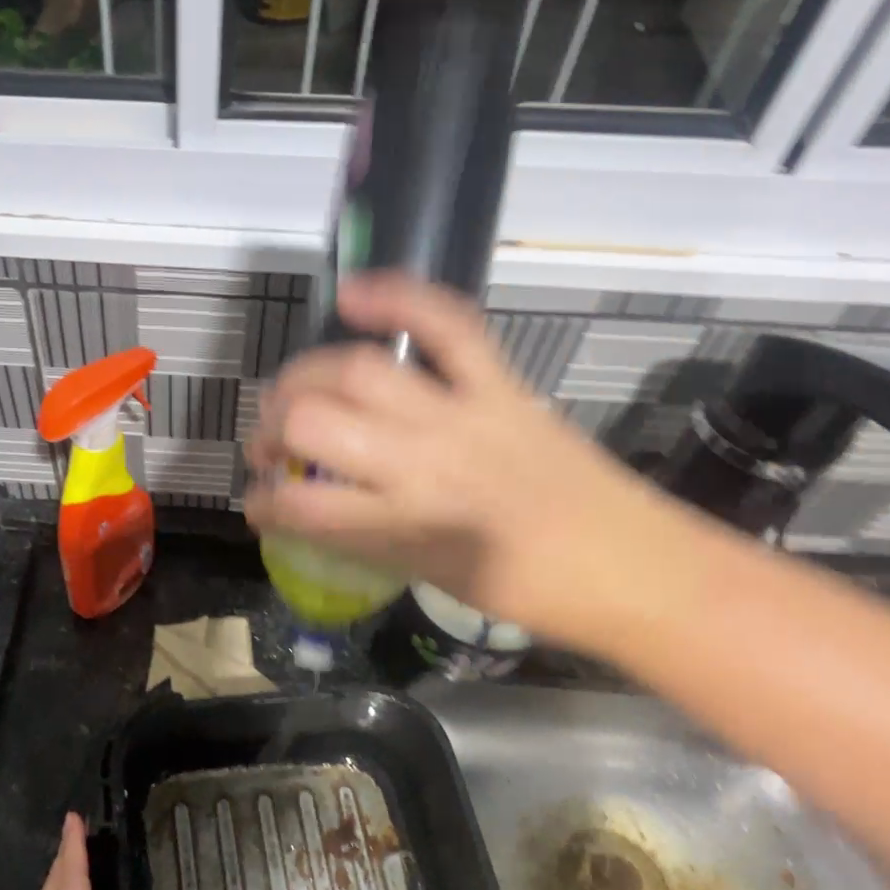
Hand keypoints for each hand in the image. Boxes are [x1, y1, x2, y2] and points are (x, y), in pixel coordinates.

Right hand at [242, 272, 700, 650]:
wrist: (634, 569)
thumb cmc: (532, 593)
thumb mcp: (433, 577)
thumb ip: (369, 541)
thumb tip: (316, 515)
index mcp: (407, 529)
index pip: (303, 507)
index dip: (263, 505)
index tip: (256, 506)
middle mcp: (424, 465)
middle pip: (316, 423)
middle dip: (271, 431)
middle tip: (267, 447)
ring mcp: (463, 415)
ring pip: (359, 372)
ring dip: (305, 377)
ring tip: (293, 393)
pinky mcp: (503, 386)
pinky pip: (447, 324)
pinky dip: (397, 299)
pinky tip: (353, 296)